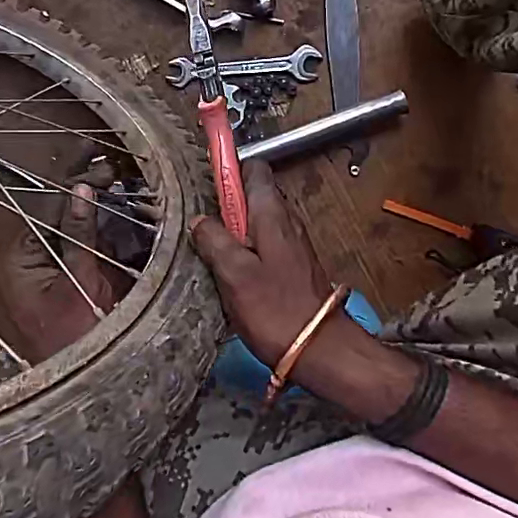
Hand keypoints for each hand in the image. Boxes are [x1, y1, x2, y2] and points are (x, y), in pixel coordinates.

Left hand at [0, 183, 115, 363]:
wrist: (90, 384)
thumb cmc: (73, 334)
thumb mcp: (78, 278)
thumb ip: (80, 232)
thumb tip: (82, 190)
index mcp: (20, 259)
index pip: (48, 210)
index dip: (76, 189)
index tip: (102, 172)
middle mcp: (32, 260)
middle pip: (62, 217)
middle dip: (89, 197)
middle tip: (113, 174)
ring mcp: (54, 270)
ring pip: (77, 229)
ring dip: (99, 212)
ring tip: (122, 187)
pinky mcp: (75, 279)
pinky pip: (88, 247)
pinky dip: (105, 233)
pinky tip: (123, 215)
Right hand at [188, 160, 336, 366]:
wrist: (318, 348)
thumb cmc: (274, 308)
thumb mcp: (234, 273)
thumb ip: (214, 240)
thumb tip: (199, 220)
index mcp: (272, 213)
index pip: (254, 168)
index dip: (229, 170)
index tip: (206, 185)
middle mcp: (286, 220)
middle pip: (253, 195)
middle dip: (227, 206)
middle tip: (203, 228)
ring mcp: (292, 242)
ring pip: (257, 221)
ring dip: (235, 231)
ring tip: (213, 253)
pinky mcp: (293, 264)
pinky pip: (264, 243)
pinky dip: (247, 250)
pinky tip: (233, 273)